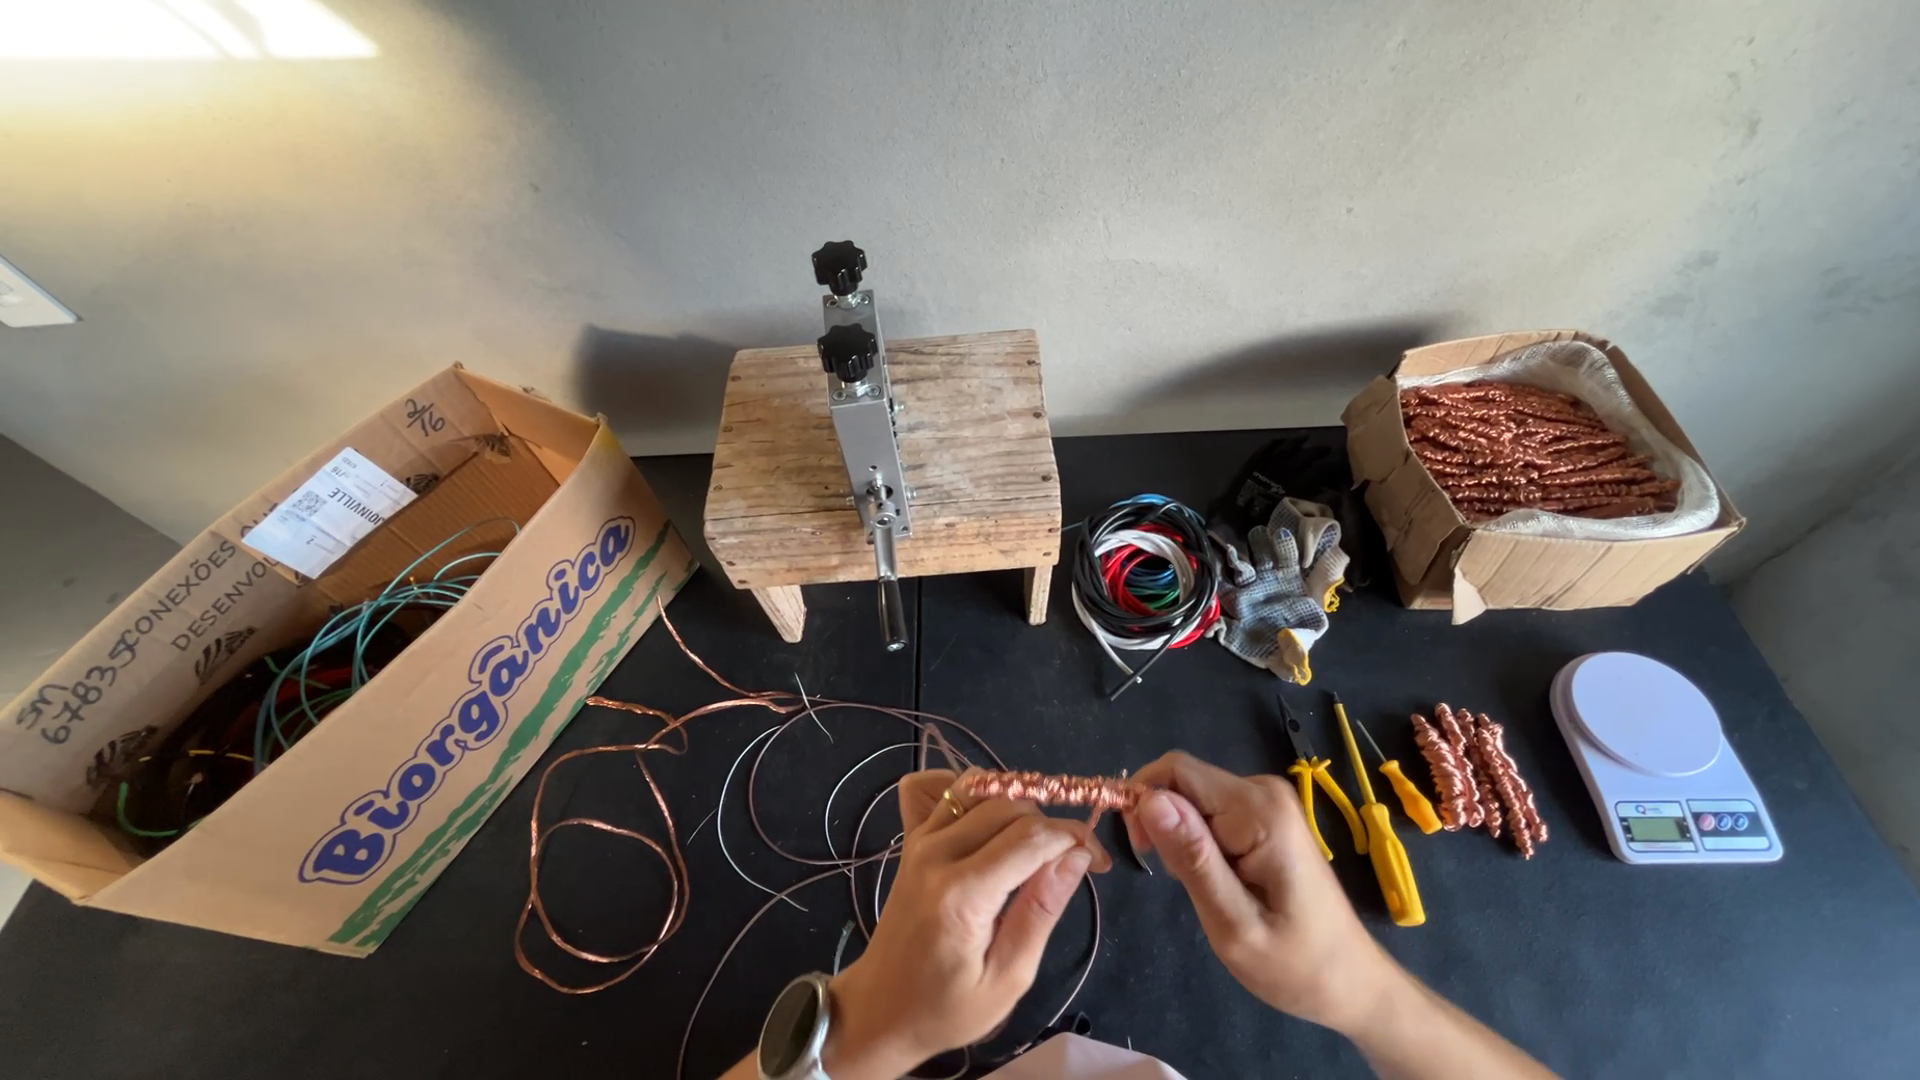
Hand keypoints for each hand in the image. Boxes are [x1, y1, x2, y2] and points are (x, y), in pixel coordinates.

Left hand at [823, 768, 1111, 1079]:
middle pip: (1008, 804)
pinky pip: (932, 787)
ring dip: (1014, 803)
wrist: (881, 1010)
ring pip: (977, 786)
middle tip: (1070, 859)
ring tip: (1032, 842)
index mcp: (962, 894)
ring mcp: (918, 840)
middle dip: (1050, 823)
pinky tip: (984, 816)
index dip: (1074, 837)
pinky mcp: (909, 838)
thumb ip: (1042, 909)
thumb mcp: (1009, 978)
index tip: (1098, 859)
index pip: (1031, 837)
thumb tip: (1078, 855)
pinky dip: (964, 789)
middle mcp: (936, 852)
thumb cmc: (947, 1008)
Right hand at [1122, 751, 1402, 1034]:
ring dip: (1179, 835)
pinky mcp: (1265, 815)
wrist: (1353, 984)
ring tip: (1198, 886)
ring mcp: (1267, 801)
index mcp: (1258, 810)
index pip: (1176, 771)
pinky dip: (1197, 840)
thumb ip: (1192, 859)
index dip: (1143, 800)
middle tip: (1172, 879)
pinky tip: (1214, 878)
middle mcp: (1263, 791)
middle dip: (1161, 822)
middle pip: (1183, 781)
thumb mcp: (1233, 925)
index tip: (1139, 850)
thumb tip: (1148, 800)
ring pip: (1192, 796)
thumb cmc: (1297, 966)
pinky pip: (1209, 809)